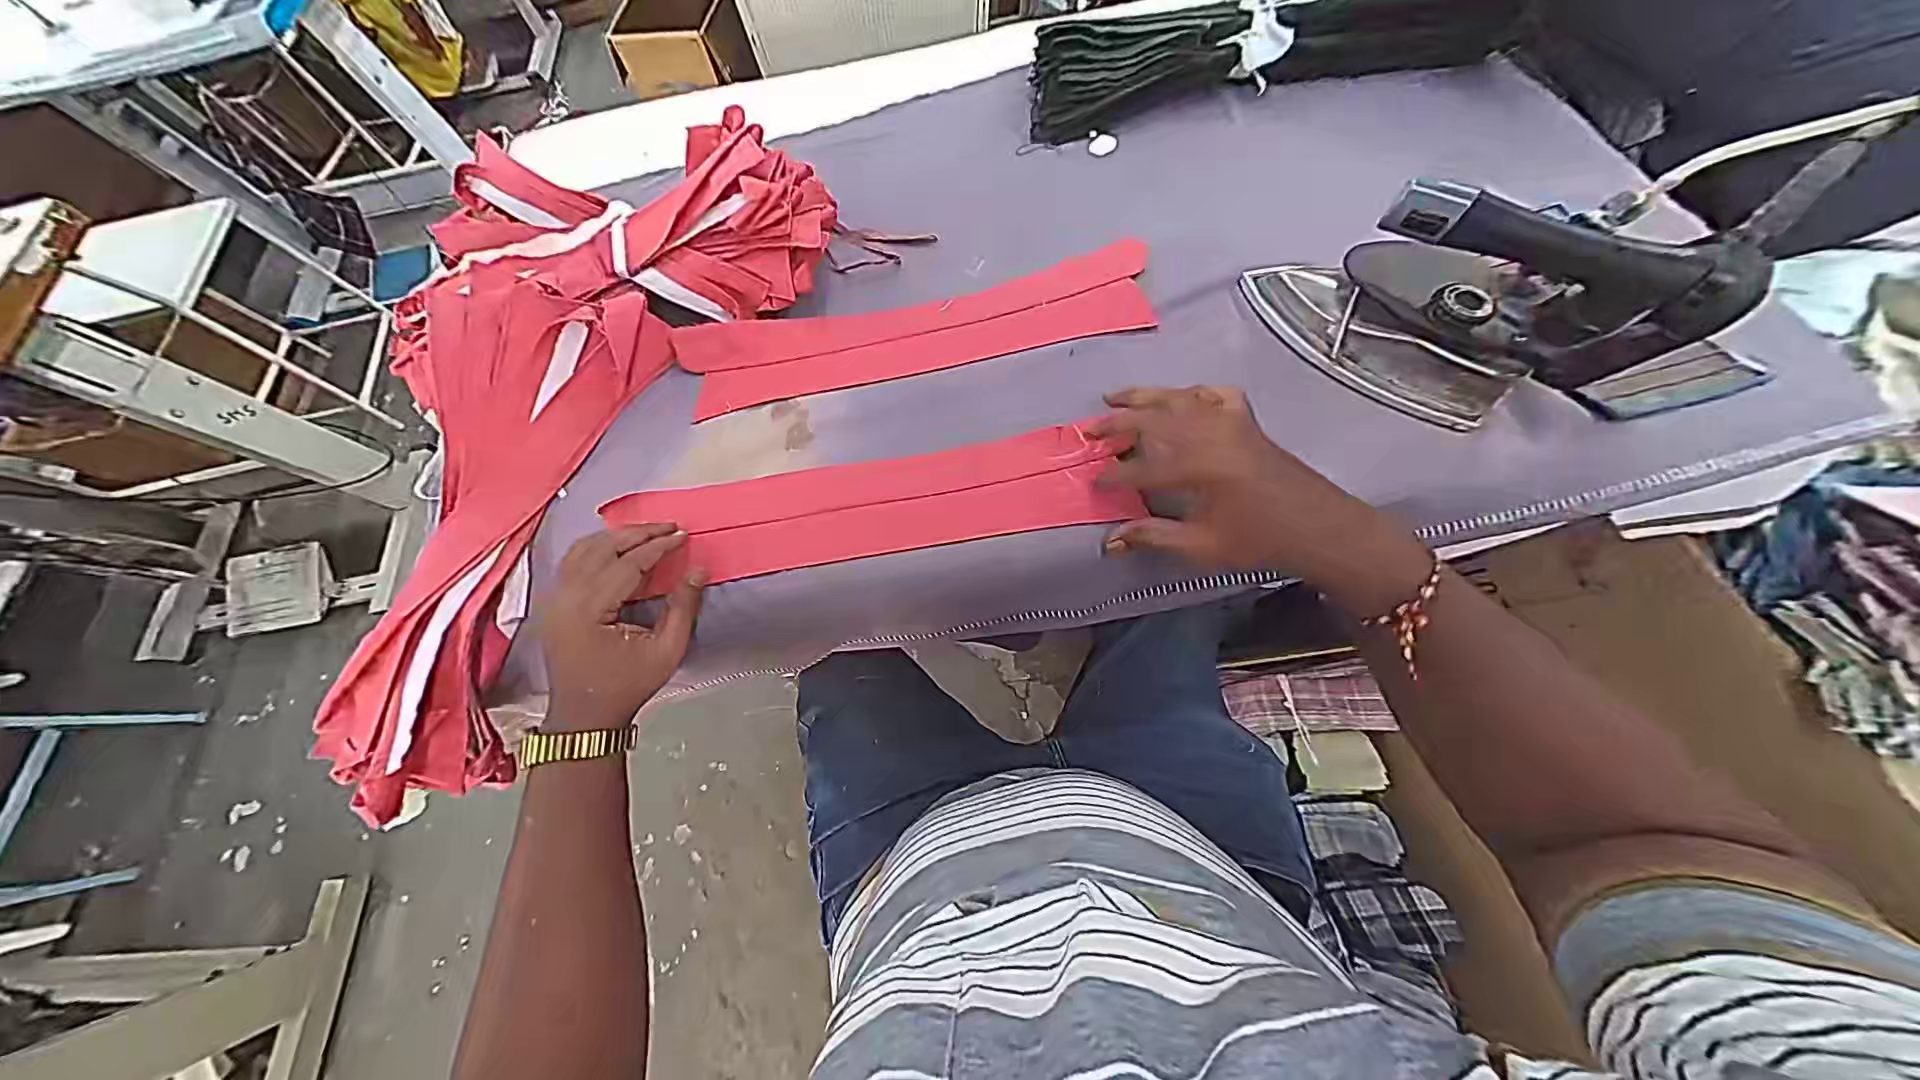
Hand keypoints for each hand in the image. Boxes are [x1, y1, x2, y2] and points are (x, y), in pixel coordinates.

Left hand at [537, 525, 706, 731]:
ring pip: (582, 550)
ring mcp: (553, 599)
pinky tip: (620, 548)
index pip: (626, 564)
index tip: (682, 536)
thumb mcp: (666, 651)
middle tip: (669, 527)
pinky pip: (573, 561)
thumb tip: (697, 571)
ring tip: (648, 533)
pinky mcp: (553, 602)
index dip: (657, 546)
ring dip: (616, 537)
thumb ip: (682, 608)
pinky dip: (599, 548)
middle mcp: (564, 598)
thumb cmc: (626, 686)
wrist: (585, 715)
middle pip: (601, 548)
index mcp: (589, 611)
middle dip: (637, 533)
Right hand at [1090, 385, 1429, 613]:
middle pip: (1154, 422)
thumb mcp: (1202, 546)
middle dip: (1118, 425)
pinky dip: (1194, 392)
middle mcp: (1213, 436)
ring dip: (1144, 397)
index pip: (1143, 469)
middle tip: (1089, 431)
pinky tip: (1181, 396)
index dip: (1115, 475)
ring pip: (1179, 400)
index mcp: (1201, 469)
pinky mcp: (1247, 421)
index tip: (1094, 480)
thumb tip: (1110, 541)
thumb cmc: (1260, 541)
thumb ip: (1154, 537)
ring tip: (1115, 397)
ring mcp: (1232, 423)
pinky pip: (1216, 395)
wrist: (1319, 527)